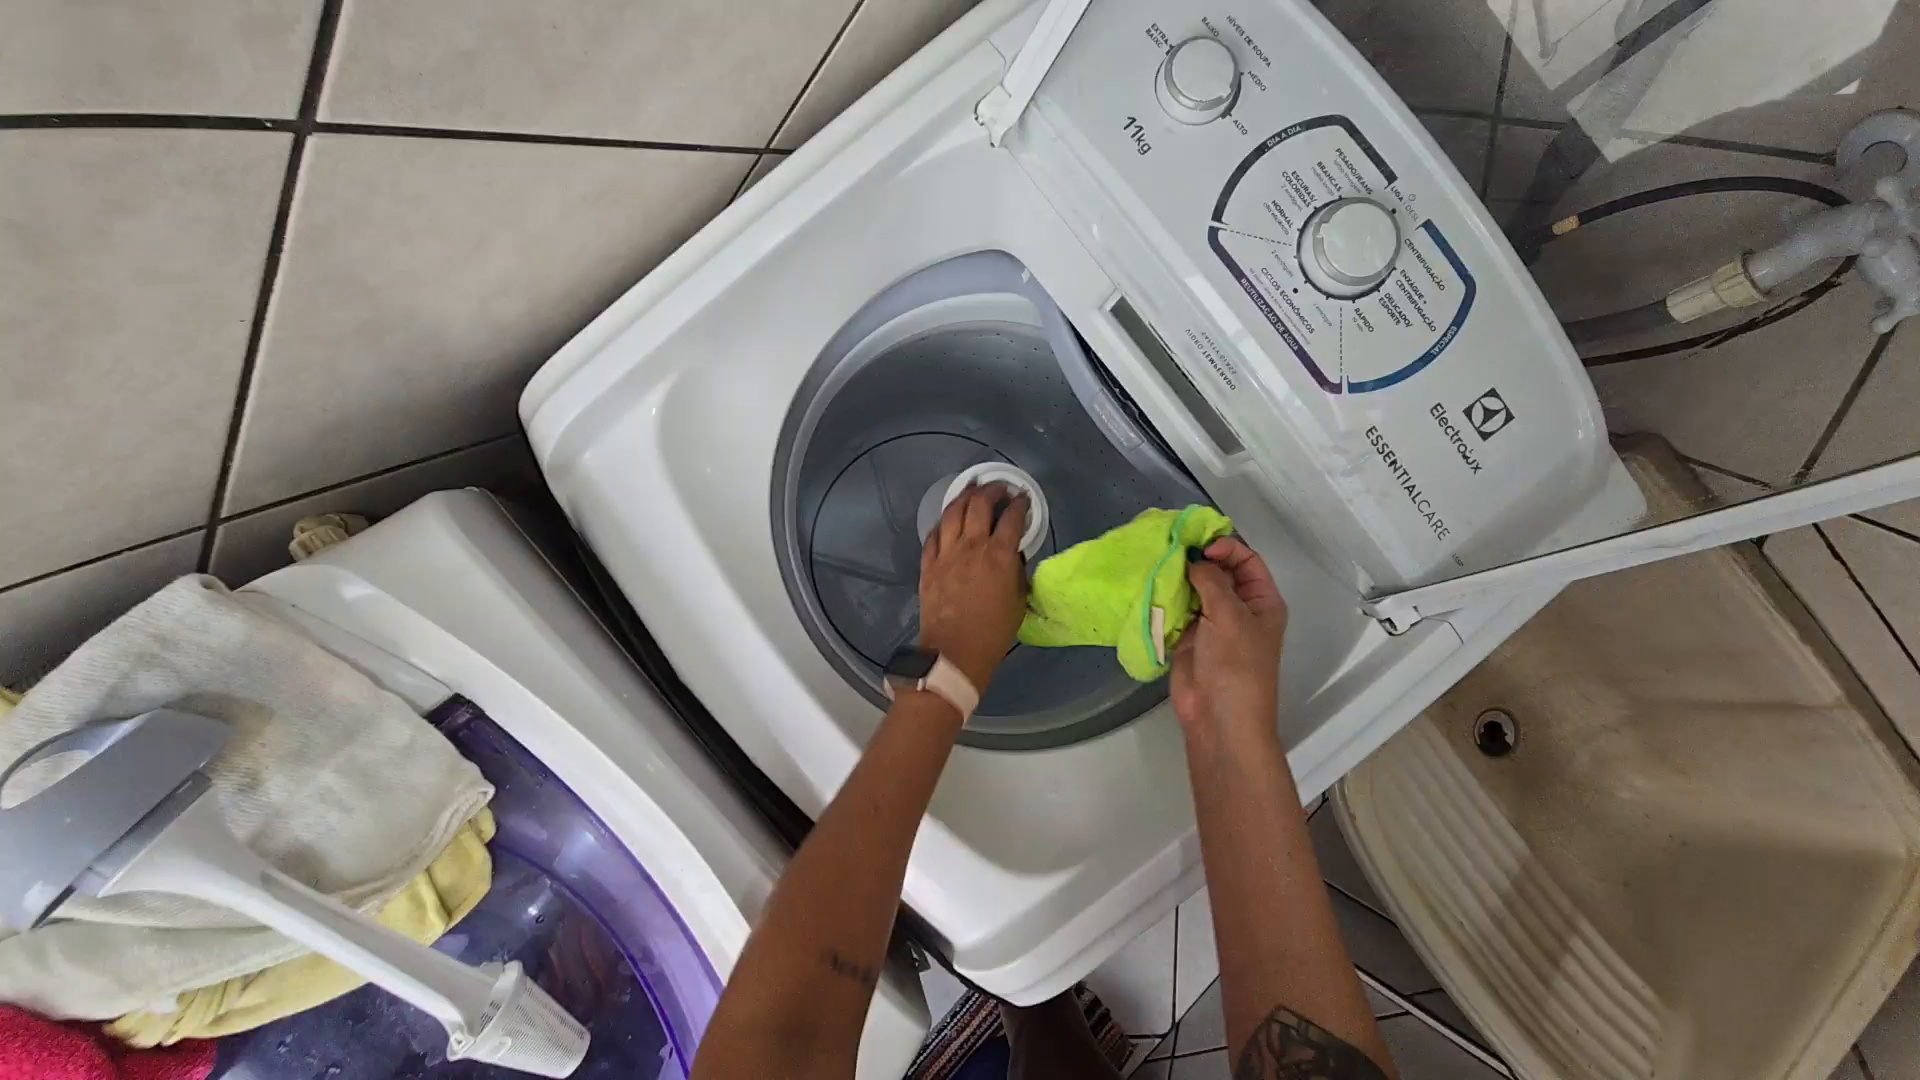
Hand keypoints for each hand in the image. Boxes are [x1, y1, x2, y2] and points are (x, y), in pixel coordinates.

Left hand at [918, 484, 1030, 689]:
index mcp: (999, 555)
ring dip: (964, 495)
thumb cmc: (993, 631)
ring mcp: (946, 553)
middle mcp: (972, 546)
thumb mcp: (1018, 600)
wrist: (955, 651)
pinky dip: (943, 521)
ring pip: (953, 511)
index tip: (1023, 499)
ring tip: (972, 489)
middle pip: (979, 504)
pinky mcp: (928, 564)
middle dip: (992, 490)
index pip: (1012, 517)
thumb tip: (1012, 555)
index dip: (1020, 503)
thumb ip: (1017, 572)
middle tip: (999, 488)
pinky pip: (934, 533)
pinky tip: (948, 518)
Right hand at [1171, 537, 1287, 743]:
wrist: (1219, 718)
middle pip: (1217, 573)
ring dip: (1176, 579)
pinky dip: (1163, 599)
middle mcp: (1238, 608)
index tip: (1198, 548)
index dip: (1226, 549)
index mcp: (1261, 601)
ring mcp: (1211, 624)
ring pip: (1193, 590)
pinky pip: (1174, 611)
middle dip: (1195, 560)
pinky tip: (1147, 586)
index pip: (1246, 560)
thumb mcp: (1229, 615)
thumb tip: (1192, 559)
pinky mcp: (1187, 638)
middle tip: (1168, 549)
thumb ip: (1211, 580)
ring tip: (1154, 564)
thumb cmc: (1236, 665)